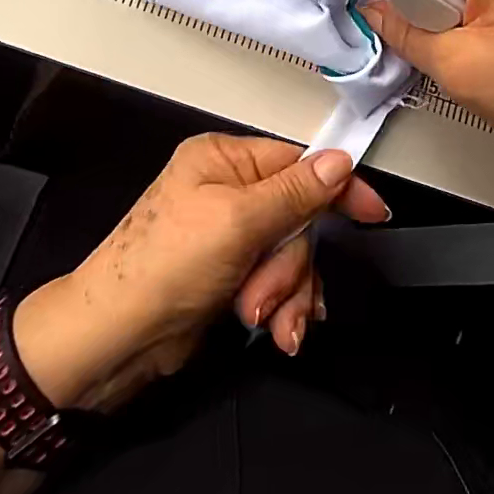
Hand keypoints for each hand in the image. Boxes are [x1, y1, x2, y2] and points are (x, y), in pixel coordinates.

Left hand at [14, 135, 387, 412]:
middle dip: (291, 262)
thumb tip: (337, 162)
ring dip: (285, 292)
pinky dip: (280, 308)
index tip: (372, 213)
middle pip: (299, 218)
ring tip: (258, 314)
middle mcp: (223, 192)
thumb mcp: (237, 221)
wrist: (121, 332)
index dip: (336, 188)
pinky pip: (277, 283)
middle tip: (265, 286)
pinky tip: (274, 329)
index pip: (296, 162)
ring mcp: (226, 235)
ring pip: (292, 257)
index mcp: (220, 161)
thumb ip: (294, 193)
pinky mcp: (229, 272)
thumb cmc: (162, 266)